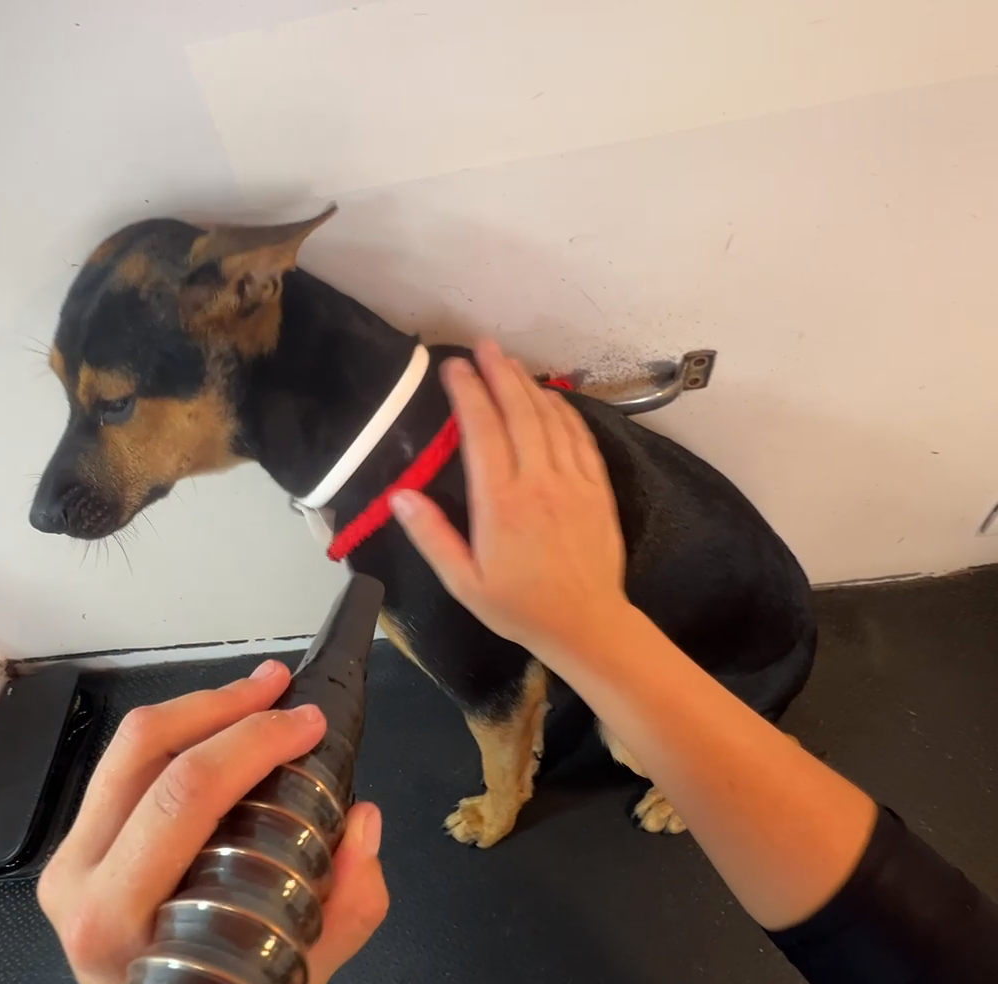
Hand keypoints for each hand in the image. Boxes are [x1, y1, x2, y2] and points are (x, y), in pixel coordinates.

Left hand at [37, 659, 387, 983]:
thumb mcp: (293, 975)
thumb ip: (346, 909)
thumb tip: (365, 821)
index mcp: (119, 916)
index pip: (184, 797)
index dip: (253, 745)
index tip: (311, 729)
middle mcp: (82, 874)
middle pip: (146, 750)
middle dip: (230, 705)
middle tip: (287, 689)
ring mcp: (72, 848)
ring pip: (131, 741)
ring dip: (206, 701)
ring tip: (263, 686)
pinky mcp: (79, 831)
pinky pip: (130, 756)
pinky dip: (188, 722)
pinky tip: (231, 716)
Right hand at [392, 340, 629, 658]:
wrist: (586, 624)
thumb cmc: (518, 607)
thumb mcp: (463, 582)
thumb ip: (431, 536)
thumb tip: (399, 495)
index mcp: (500, 504)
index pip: (481, 431)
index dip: (467, 392)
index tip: (454, 367)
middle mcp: (538, 482)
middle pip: (518, 412)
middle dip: (498, 373)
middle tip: (483, 345)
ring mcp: (573, 482)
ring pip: (550, 418)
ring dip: (528, 384)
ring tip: (509, 361)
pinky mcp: (598, 488)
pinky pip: (579, 437)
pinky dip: (563, 409)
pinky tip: (550, 396)